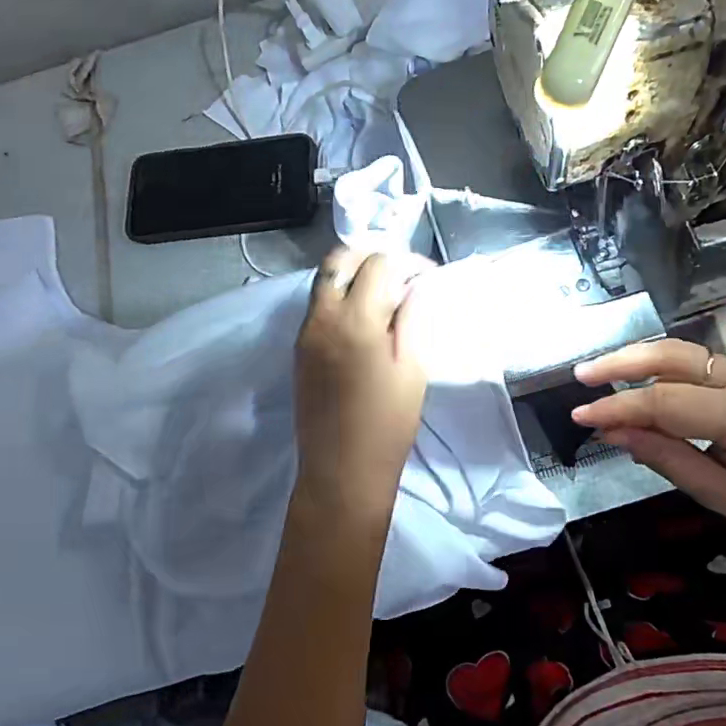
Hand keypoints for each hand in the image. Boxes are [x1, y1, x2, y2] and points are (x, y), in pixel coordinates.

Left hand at [292, 247, 431, 525]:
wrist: (342, 470)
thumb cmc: (388, 423)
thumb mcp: (413, 367)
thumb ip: (414, 317)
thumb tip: (417, 284)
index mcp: (356, 319)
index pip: (378, 264)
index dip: (407, 262)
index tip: (426, 277)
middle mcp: (322, 316)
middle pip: (339, 259)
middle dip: (371, 254)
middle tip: (400, 272)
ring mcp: (305, 332)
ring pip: (324, 280)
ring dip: (353, 274)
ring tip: (384, 294)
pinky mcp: (299, 349)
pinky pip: (318, 305)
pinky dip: (340, 296)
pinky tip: (364, 319)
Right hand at [570, 339, 725, 546]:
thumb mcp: (722, 496)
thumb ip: (666, 458)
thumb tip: (613, 433)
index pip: (665, 401)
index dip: (618, 407)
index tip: (580, 417)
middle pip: (671, 356)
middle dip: (621, 363)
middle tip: (581, 375)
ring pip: (681, 352)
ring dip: (636, 359)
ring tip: (597, 373)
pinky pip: (694, 364)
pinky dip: (658, 369)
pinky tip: (634, 381)